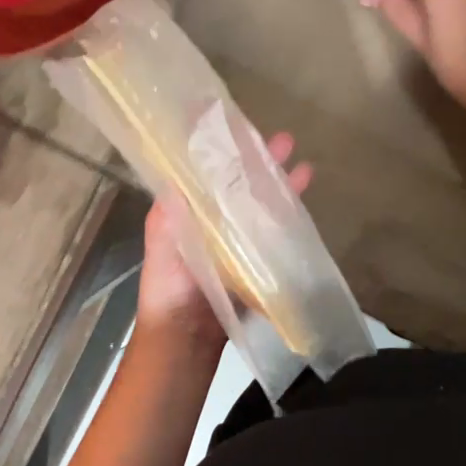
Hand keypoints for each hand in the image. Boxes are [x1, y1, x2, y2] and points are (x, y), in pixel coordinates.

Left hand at [136, 132, 311, 348]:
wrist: (186, 340)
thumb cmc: (167, 292)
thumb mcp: (161, 248)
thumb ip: (169, 217)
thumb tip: (178, 176)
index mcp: (185, 214)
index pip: (204, 172)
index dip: (221, 149)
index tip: (238, 125)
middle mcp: (211, 224)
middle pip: (238, 185)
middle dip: (260, 162)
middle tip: (284, 140)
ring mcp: (234, 245)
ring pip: (259, 207)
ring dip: (279, 187)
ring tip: (303, 166)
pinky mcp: (253, 265)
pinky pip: (272, 237)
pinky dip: (288, 221)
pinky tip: (304, 206)